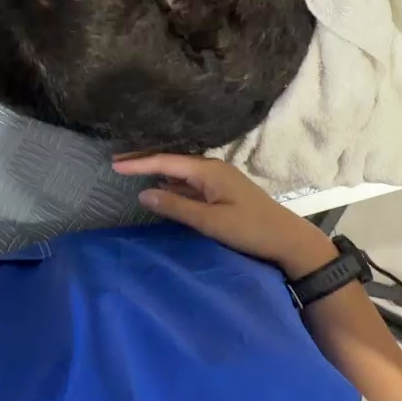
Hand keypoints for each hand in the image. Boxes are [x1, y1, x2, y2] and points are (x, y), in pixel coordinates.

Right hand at [114, 153, 337, 277]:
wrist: (287, 239)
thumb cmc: (250, 229)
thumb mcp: (210, 221)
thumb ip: (176, 207)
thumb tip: (144, 194)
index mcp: (208, 170)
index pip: (165, 162)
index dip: (139, 164)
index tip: (114, 165)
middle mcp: (211, 168)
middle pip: (171, 161)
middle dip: (144, 161)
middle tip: (116, 163)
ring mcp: (217, 179)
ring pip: (179, 170)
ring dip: (155, 170)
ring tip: (131, 171)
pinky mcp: (220, 191)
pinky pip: (188, 181)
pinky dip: (170, 182)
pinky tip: (158, 187)